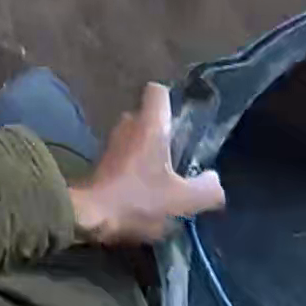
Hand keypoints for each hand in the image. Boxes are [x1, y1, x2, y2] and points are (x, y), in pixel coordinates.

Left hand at [68, 83, 225, 243]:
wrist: (91, 214)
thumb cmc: (139, 199)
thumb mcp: (183, 201)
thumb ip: (207, 189)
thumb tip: (214, 179)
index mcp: (149, 124)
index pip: (158, 91)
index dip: (173, 100)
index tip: (187, 121)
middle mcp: (129, 123)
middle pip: (151, 116)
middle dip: (168, 134)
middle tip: (186, 158)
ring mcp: (114, 140)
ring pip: (140, 136)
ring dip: (153, 152)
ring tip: (171, 178)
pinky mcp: (106, 158)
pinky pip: (129, 152)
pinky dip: (140, 164)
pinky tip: (150, 189)